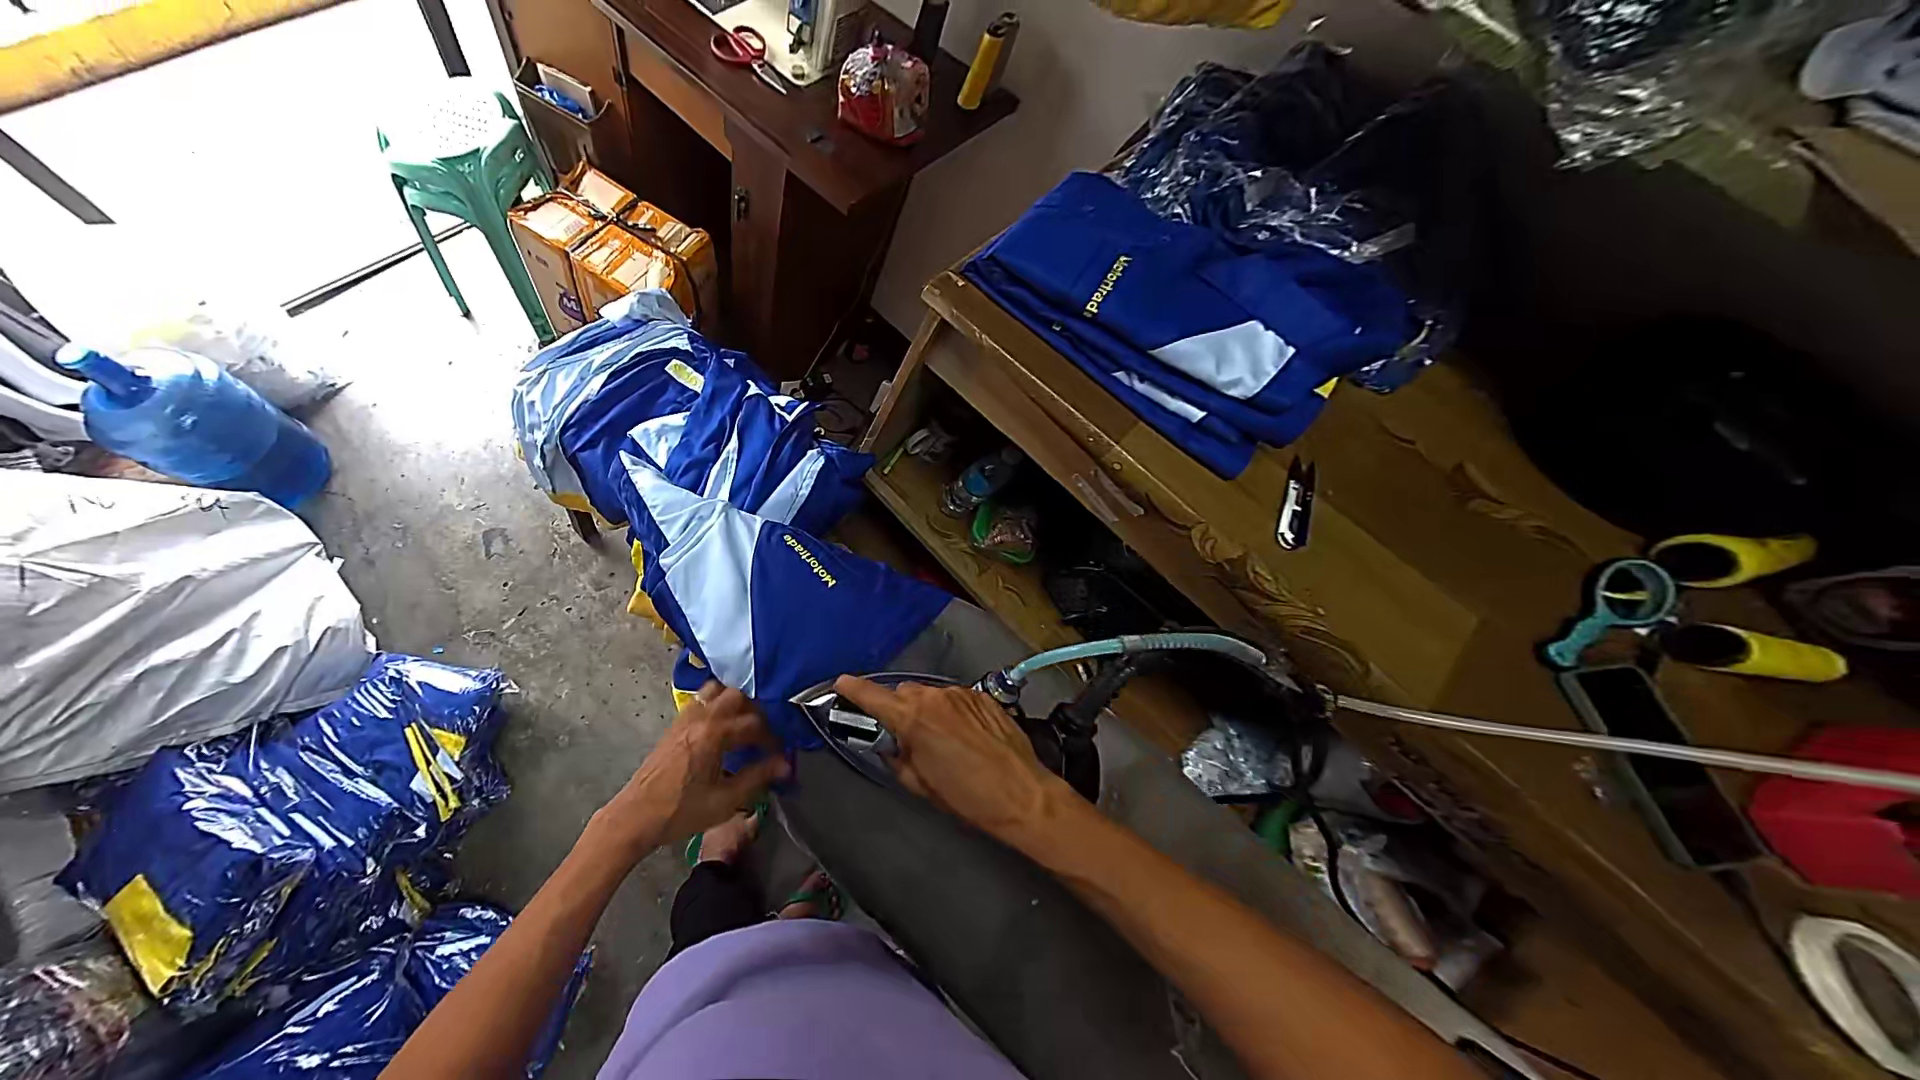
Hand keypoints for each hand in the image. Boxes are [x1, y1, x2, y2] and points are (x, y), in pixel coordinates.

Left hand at [596, 682, 788, 855]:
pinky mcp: (674, 725)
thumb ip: (758, 777)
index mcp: (714, 734)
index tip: (778, 753)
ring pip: (716, 691)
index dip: (772, 738)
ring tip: (743, 723)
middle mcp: (700, 718)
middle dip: (756, 712)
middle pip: (737, 695)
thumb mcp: (726, 800)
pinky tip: (721, 725)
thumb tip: (785, 765)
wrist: (634, 818)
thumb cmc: (681, 811)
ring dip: (734, 702)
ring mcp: (684, 719)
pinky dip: (716, 704)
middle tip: (763, 733)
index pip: (754, 724)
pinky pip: (700, 700)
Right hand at [833, 675, 1077, 849]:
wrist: (1023, 794)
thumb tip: (890, 747)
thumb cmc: (970, 797)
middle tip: (900, 735)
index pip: (874, 697)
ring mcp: (962, 695)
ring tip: (935, 739)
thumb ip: (897, 759)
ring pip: (929, 694)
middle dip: (895, 709)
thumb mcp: (921, 784)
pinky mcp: (982, 698)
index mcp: (915, 719)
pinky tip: (959, 735)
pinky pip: (954, 698)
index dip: (854, 690)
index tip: (842, 684)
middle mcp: (937, 698)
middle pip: (902, 693)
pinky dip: (948, 711)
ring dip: (924, 710)